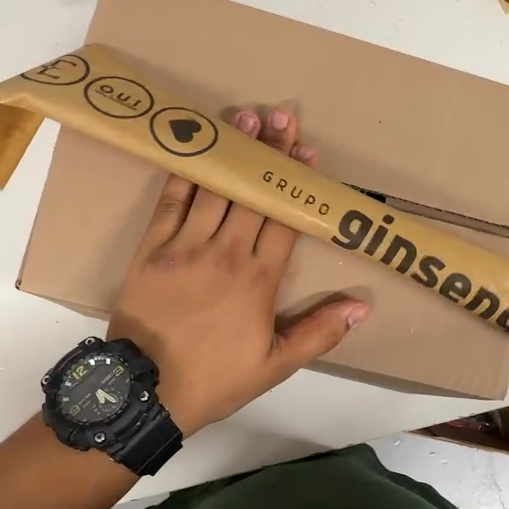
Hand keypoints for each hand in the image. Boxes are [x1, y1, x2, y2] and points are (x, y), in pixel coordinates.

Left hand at [108, 108, 369, 433]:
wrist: (146, 391)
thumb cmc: (215, 380)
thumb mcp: (276, 365)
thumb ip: (319, 331)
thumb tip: (362, 306)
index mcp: (259, 280)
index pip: (285, 219)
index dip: (297, 183)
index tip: (309, 152)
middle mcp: (226, 253)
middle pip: (254, 194)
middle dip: (271, 154)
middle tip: (282, 117)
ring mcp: (185, 246)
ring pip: (216, 189)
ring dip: (232, 152)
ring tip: (246, 117)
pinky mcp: (151, 248)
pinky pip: (170, 200)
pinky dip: (184, 171)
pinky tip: (195, 145)